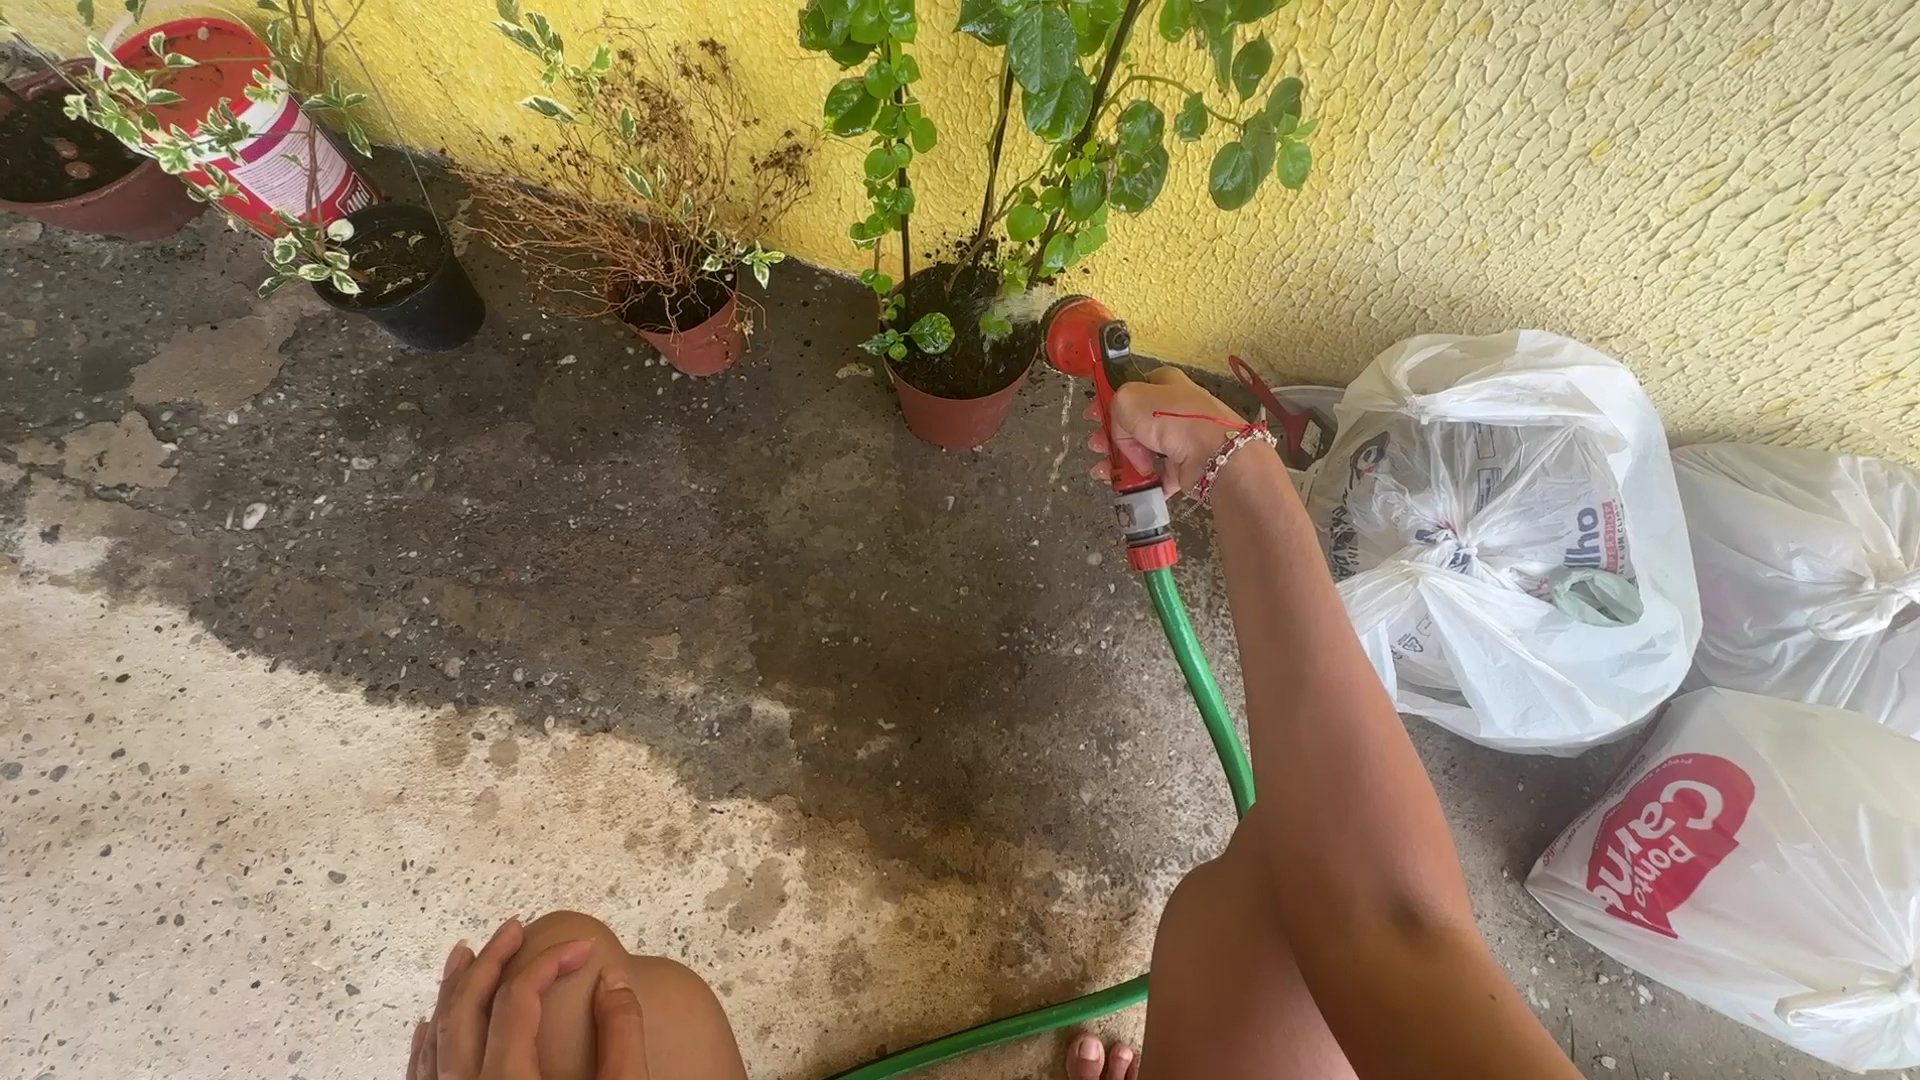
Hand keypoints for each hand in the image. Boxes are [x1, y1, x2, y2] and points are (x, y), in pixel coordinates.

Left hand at [407, 918, 650, 1079]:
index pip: (519, 999)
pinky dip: (425, 1045)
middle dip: (490, 961)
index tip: (585, 948)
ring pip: (435, 1043)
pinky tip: (430, 1025)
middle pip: (464, 1012)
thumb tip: (612, 980)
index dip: (551, 961)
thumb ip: (621, 1034)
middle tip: (513, 926)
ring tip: (465, 954)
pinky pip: (420, 1079)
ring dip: (451, 993)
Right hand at [1087, 366, 1247, 495]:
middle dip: (1111, 436)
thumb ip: (1113, 409)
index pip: (1130, 389)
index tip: (1093, 415)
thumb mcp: (1128, 399)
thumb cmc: (1173, 418)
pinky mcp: (1184, 465)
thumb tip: (1120, 432)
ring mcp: (1180, 438)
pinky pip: (1155, 474)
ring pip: (1141, 450)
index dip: (1108, 401)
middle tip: (1098, 445)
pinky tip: (1127, 484)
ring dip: (1120, 460)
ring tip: (1105, 470)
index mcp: (1163, 383)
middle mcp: (1173, 409)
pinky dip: (1140, 481)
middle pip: (1132, 422)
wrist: (1212, 453)